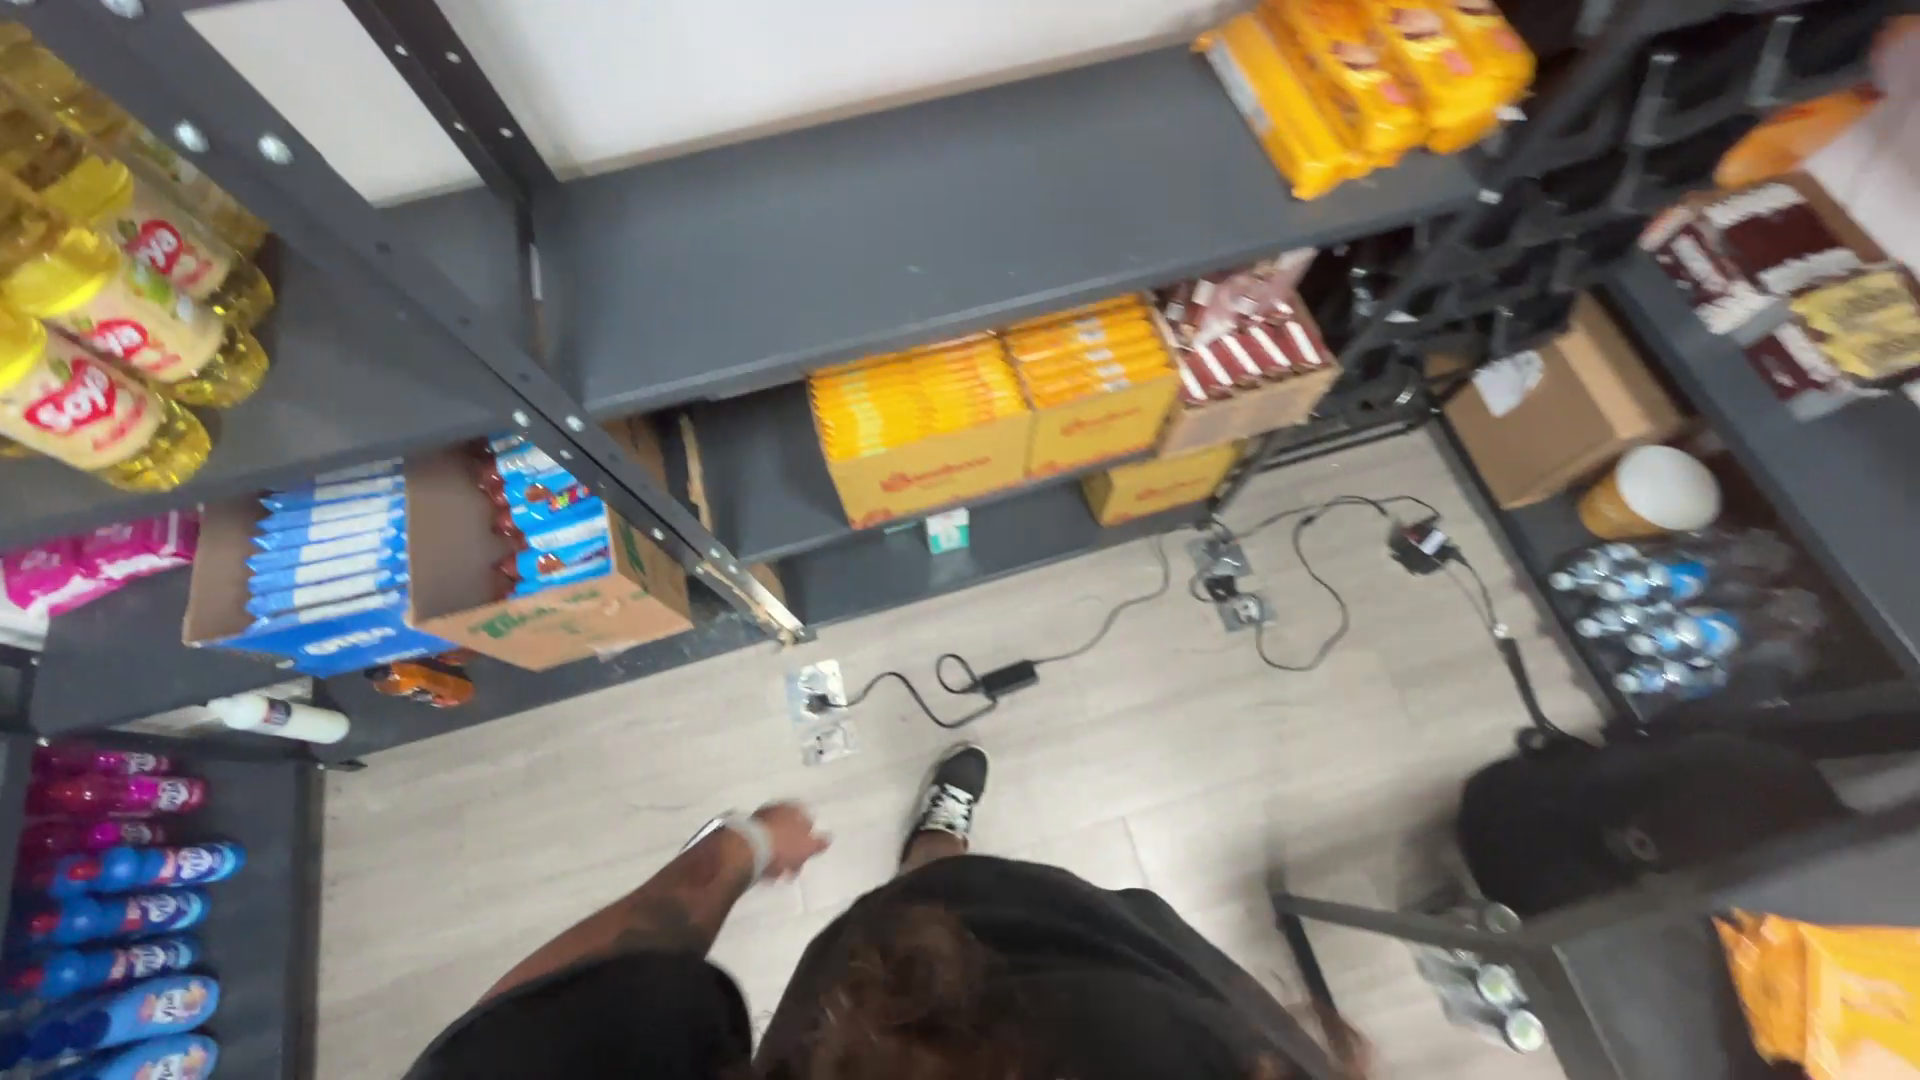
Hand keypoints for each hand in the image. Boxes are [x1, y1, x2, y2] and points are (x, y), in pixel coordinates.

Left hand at [750, 801, 830, 880]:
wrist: (746, 850)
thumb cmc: (783, 846)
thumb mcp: (807, 847)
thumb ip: (819, 843)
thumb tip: (830, 837)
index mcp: (794, 808)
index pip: (808, 820)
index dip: (809, 838)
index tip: (807, 854)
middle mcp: (777, 808)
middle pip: (790, 830)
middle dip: (793, 849)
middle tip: (793, 867)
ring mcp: (760, 818)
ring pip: (775, 838)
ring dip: (778, 854)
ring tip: (777, 873)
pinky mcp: (745, 831)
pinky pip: (761, 844)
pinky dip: (764, 854)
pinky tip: (764, 869)